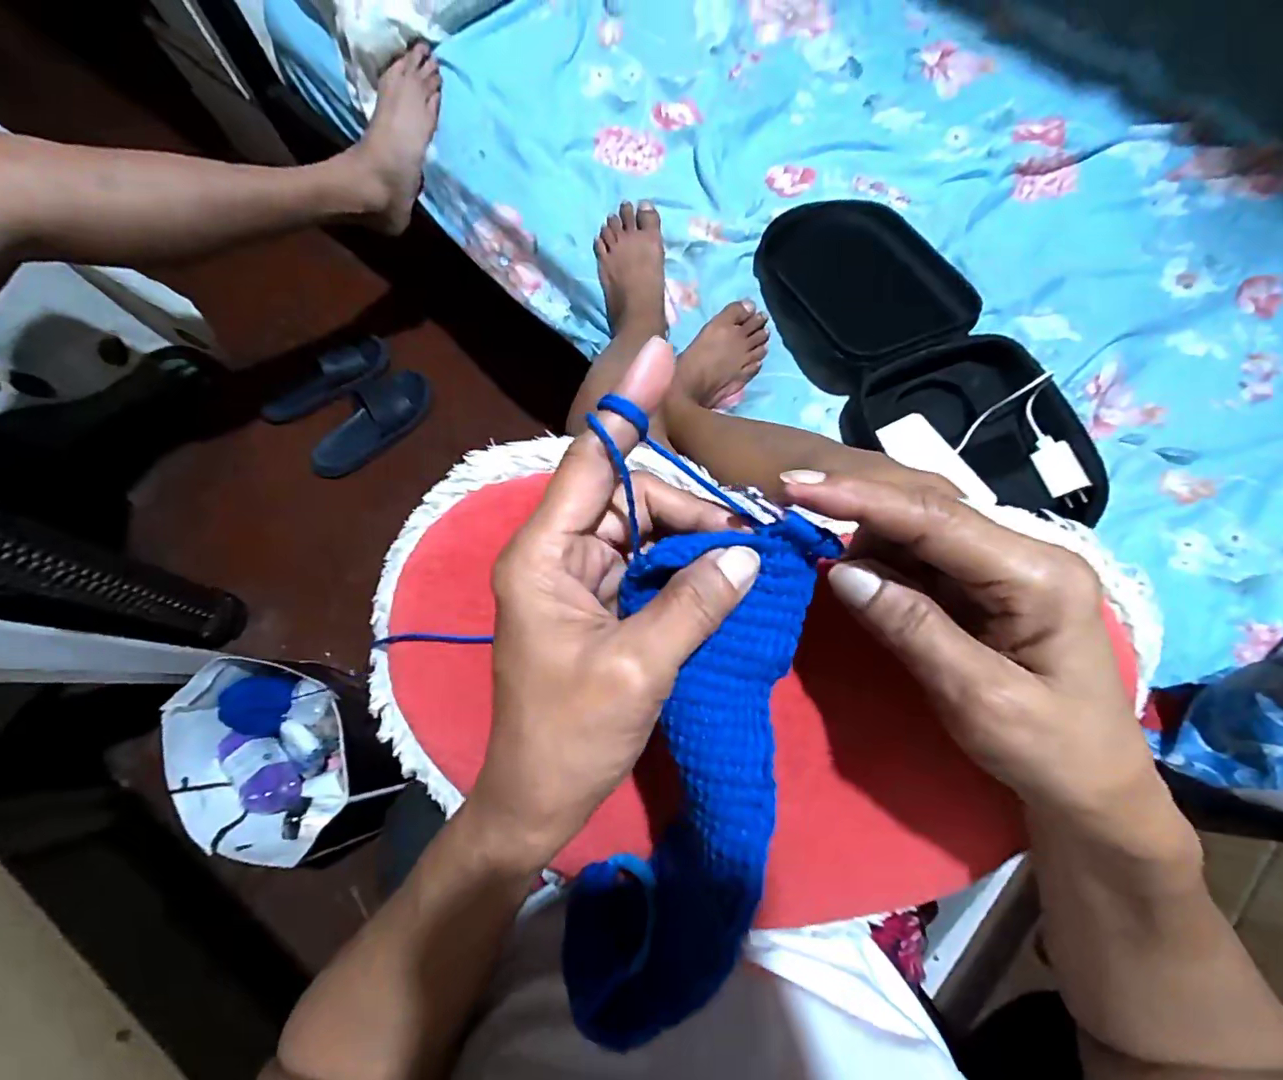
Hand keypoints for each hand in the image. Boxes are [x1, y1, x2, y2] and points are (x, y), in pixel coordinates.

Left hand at [470, 337, 760, 866]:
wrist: (536, 797)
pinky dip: (676, 558)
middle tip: (746, 532)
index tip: (658, 350)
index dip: (626, 406)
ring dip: (686, 532)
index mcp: (543, 554)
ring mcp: (571, 575)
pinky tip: (714, 567)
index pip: (588, 460)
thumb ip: (694, 602)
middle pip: (623, 492)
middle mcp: (552, 551)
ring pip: (636, 524)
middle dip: (684, 504)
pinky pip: (638, 557)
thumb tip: (747, 552)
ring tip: (740, 552)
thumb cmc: (572, 736)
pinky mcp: (590, 600)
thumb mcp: (639, 667)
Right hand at [782, 475, 1154, 819]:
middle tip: (795, 520)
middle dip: (857, 514)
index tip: (797, 487)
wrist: (1090, 787)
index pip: (936, 519)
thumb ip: (912, 627)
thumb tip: (843, 571)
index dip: (861, 499)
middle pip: (925, 514)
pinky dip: (880, 567)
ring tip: (837, 579)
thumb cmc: (1048, 750)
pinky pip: (919, 560)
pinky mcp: (982, 587)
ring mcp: (1004, 569)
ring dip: (867, 547)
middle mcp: (1024, 555)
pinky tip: (860, 585)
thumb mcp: (977, 697)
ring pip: (916, 533)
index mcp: (1037, 575)